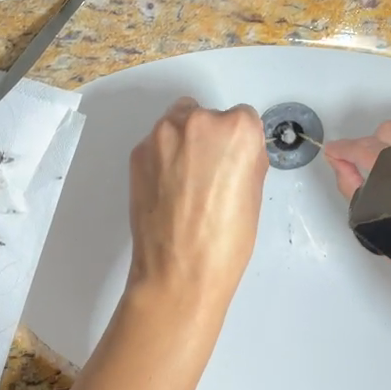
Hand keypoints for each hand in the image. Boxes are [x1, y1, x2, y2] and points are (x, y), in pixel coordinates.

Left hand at [125, 98, 269, 318]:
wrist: (178, 273)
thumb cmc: (225, 241)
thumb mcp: (253, 194)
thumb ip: (247, 159)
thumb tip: (236, 151)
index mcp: (236, 130)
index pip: (244, 117)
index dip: (241, 143)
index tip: (236, 164)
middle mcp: (198, 122)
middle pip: (208, 115)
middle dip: (210, 138)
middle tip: (210, 176)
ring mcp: (162, 135)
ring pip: (178, 124)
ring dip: (184, 143)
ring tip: (186, 184)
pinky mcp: (137, 152)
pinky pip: (156, 144)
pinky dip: (162, 158)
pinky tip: (168, 190)